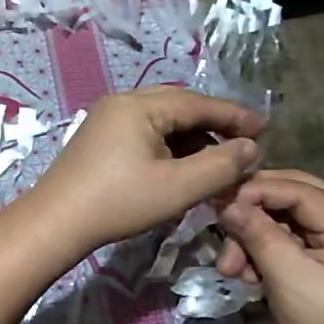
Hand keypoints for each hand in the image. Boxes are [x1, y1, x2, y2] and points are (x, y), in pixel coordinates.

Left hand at [32, 88, 263, 251]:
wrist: (56, 221)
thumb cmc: (119, 201)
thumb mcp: (180, 186)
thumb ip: (222, 164)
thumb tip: (251, 146)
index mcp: (137, 105)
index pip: (197, 102)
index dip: (234, 116)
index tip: (266, 129)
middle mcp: (119, 104)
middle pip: (178, 107)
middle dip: (213, 126)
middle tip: (244, 146)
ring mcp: (105, 121)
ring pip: (160, 122)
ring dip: (190, 140)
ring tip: (218, 164)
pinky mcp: (98, 140)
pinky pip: (143, 133)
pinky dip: (168, 147)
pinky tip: (183, 169)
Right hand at [216, 170, 323, 323]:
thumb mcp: (290, 279)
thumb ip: (259, 235)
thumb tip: (226, 201)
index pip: (303, 191)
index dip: (259, 190)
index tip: (220, 202)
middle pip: (294, 198)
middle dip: (252, 210)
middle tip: (219, 219)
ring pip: (283, 220)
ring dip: (250, 236)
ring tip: (229, 268)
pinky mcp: (321, 261)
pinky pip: (283, 240)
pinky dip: (258, 251)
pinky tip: (244, 273)